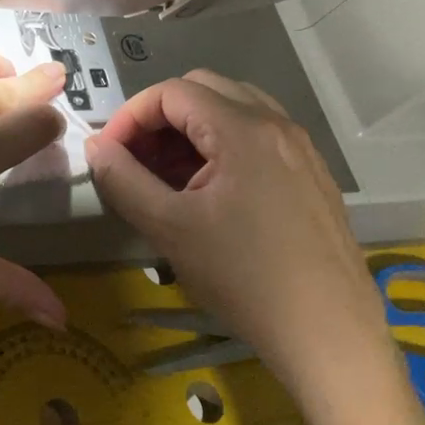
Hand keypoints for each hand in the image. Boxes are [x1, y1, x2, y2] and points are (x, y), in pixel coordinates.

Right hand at [83, 71, 393, 392]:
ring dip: (190, 130)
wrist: (327, 334)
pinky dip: (221, 146)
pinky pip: (257, 137)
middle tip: (135, 161)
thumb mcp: (168, 228)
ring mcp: (300, 149)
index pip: (171, 92)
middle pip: (203, 90)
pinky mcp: (312, 175)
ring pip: (232, 110)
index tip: (108, 155)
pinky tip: (208, 194)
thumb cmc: (243, 278)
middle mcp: (277, 125)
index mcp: (243, 130)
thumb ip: (123, 179)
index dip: (130, 116)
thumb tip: (96, 147)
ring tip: (167, 177)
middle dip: (159, 118)